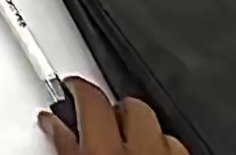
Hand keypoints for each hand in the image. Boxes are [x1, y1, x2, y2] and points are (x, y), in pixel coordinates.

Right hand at [40, 78, 187, 154]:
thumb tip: (52, 122)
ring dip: (147, 133)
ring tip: (131, 144)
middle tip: (100, 118)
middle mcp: (144, 151)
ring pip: (166, 132)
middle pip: (132, 105)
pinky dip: (167, 152)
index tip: (69, 87)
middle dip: (116, 107)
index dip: (76, 86)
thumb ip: (65, 144)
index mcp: (106, 148)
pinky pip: (183, 153)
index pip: (89, 95)